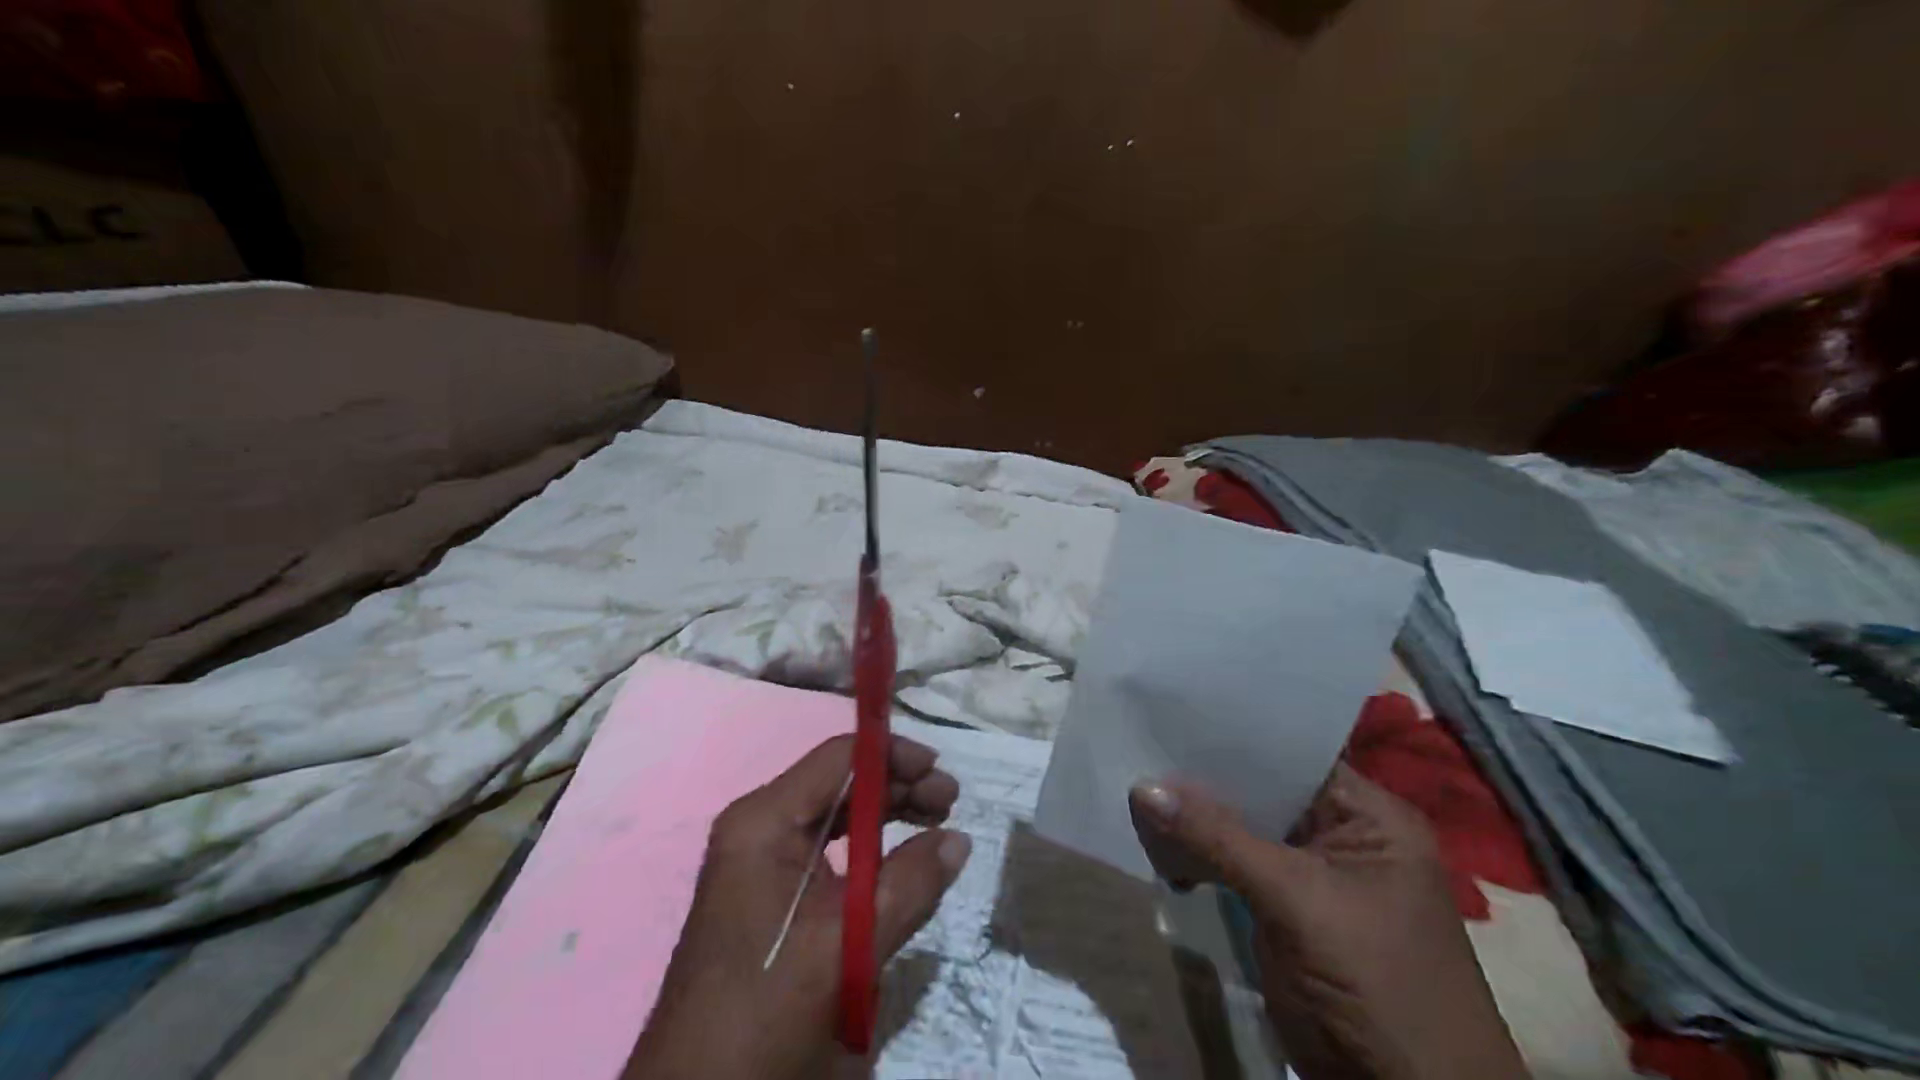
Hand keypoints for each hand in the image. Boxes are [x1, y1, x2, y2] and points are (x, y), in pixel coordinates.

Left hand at [624, 734, 971, 1079]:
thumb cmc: (766, 1009)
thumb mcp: (848, 945)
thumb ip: (909, 884)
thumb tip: (958, 840)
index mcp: (764, 821)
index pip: (838, 758)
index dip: (894, 756)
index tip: (942, 775)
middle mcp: (759, 828)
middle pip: (839, 782)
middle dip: (898, 787)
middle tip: (950, 806)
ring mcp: (760, 861)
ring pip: (835, 817)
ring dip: (887, 816)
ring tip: (935, 827)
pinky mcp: (769, 894)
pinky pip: (826, 853)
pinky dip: (868, 850)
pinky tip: (898, 863)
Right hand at [1129, 764, 1526, 1079]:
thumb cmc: (1375, 987)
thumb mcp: (1296, 902)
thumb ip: (1218, 840)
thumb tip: (1141, 786)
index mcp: (1369, 816)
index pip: (1289, 755)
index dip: (1230, 738)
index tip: (1167, 716)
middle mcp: (1343, 834)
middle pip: (1261, 791)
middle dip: (1202, 781)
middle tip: (1136, 750)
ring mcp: (1313, 876)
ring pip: (1242, 829)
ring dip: (1195, 822)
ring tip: (1134, 798)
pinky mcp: (1287, 911)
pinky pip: (1234, 867)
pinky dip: (1200, 859)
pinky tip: (1159, 851)